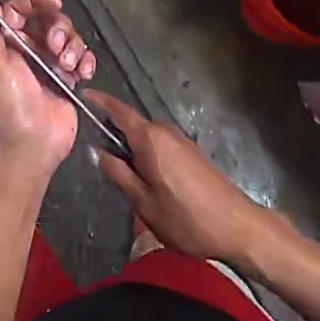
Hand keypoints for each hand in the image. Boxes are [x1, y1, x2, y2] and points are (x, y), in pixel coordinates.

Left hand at [0, 0, 95, 177]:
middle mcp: (28, 51)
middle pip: (50, 20)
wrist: (30, 146)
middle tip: (57, 47)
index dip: (37, 2)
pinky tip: (83, 74)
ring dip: (74, 46)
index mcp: (6, 44)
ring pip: (69, 37)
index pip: (21, 9)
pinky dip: (86, 61)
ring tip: (69, 66)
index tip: (54, 4)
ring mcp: (50, 65)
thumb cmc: (8, 105)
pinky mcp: (68, 79)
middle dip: (59, 28)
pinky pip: (82, 58)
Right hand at [85, 90, 289, 267]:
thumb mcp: (143, 202)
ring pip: (148, 139)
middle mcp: (166, 132)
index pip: (120, 111)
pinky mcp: (192, 153)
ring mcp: (182, 141)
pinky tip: (148, 182)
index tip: (84, 95)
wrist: (235, 225)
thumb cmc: (185, 217)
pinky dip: (148, 156)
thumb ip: (119, 174)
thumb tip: (100, 152)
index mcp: (151, 139)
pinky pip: (161, 147)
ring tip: (124, 179)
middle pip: (133, 126)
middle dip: (115, 136)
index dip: (101, 102)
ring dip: (133, 150)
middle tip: (99, 161)